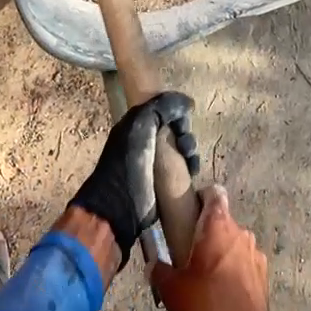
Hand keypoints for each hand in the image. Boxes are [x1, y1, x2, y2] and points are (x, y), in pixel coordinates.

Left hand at [67, 92, 198, 264]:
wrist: (119, 207)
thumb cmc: (128, 162)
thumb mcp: (141, 124)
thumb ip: (162, 107)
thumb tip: (187, 103)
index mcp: (136, 125)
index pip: (164, 111)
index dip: (178, 115)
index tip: (184, 125)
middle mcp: (144, 141)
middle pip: (174, 131)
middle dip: (186, 136)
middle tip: (186, 148)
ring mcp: (152, 164)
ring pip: (179, 150)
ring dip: (190, 153)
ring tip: (191, 163)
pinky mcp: (160, 184)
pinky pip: (180, 169)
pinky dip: (189, 168)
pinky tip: (192, 173)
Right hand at [149, 186, 276, 310]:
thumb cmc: (203, 308)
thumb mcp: (170, 289)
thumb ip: (159, 270)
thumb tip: (152, 265)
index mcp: (218, 226)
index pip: (214, 193)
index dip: (201, 196)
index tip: (189, 209)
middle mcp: (241, 233)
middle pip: (223, 220)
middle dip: (208, 231)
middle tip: (190, 251)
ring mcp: (256, 254)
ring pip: (235, 242)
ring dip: (223, 251)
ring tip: (206, 276)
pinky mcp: (264, 276)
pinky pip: (246, 262)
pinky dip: (235, 269)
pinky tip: (223, 292)